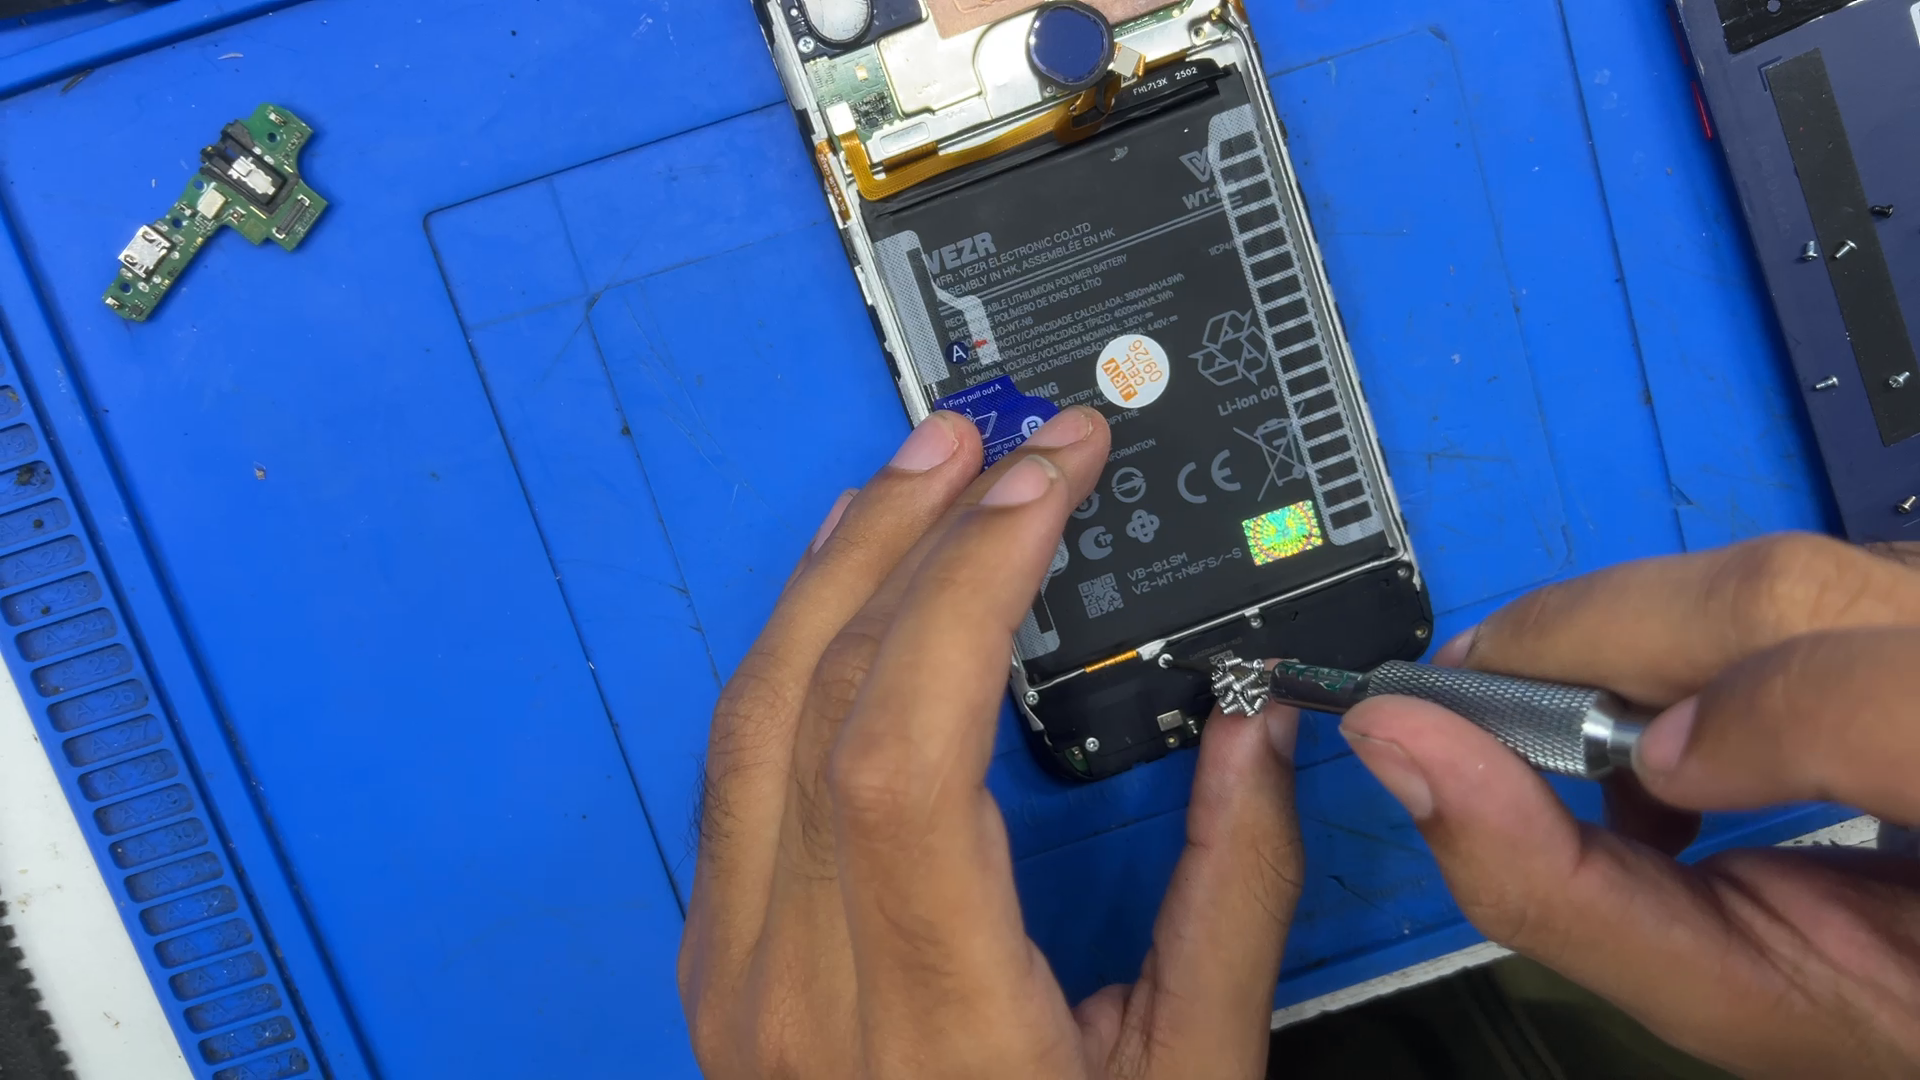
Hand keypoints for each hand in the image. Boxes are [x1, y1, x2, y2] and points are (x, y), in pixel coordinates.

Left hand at [678, 407, 1303, 1078]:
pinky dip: (803, 631)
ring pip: (760, 704)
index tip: (1043, 483)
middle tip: (979, 439)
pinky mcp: (723, 934)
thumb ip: (1231, 893)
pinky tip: (855, 572)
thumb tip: (1254, 728)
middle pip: (821, 695)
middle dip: (908, 538)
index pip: (904, 745)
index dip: (968, 585)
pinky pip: (745, 745)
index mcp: (929, 1017)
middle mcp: (793, 970)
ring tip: (919, 470)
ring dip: (845, 563)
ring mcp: (734, 948)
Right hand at [1341, 533, 1919, 1076]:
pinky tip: (1669, 724)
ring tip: (1591, 737)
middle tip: (1492, 711)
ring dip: (1625, 642)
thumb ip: (1555, 888)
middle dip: (1596, 642)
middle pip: (1788, 590)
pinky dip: (1675, 637)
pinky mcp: (1903, 600)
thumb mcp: (1739, 1000)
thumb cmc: (1883, 1012)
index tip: (1648, 788)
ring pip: (1766, 567)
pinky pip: (1779, 579)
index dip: (1758, 724)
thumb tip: (1389, 735)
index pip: (1903, 703)